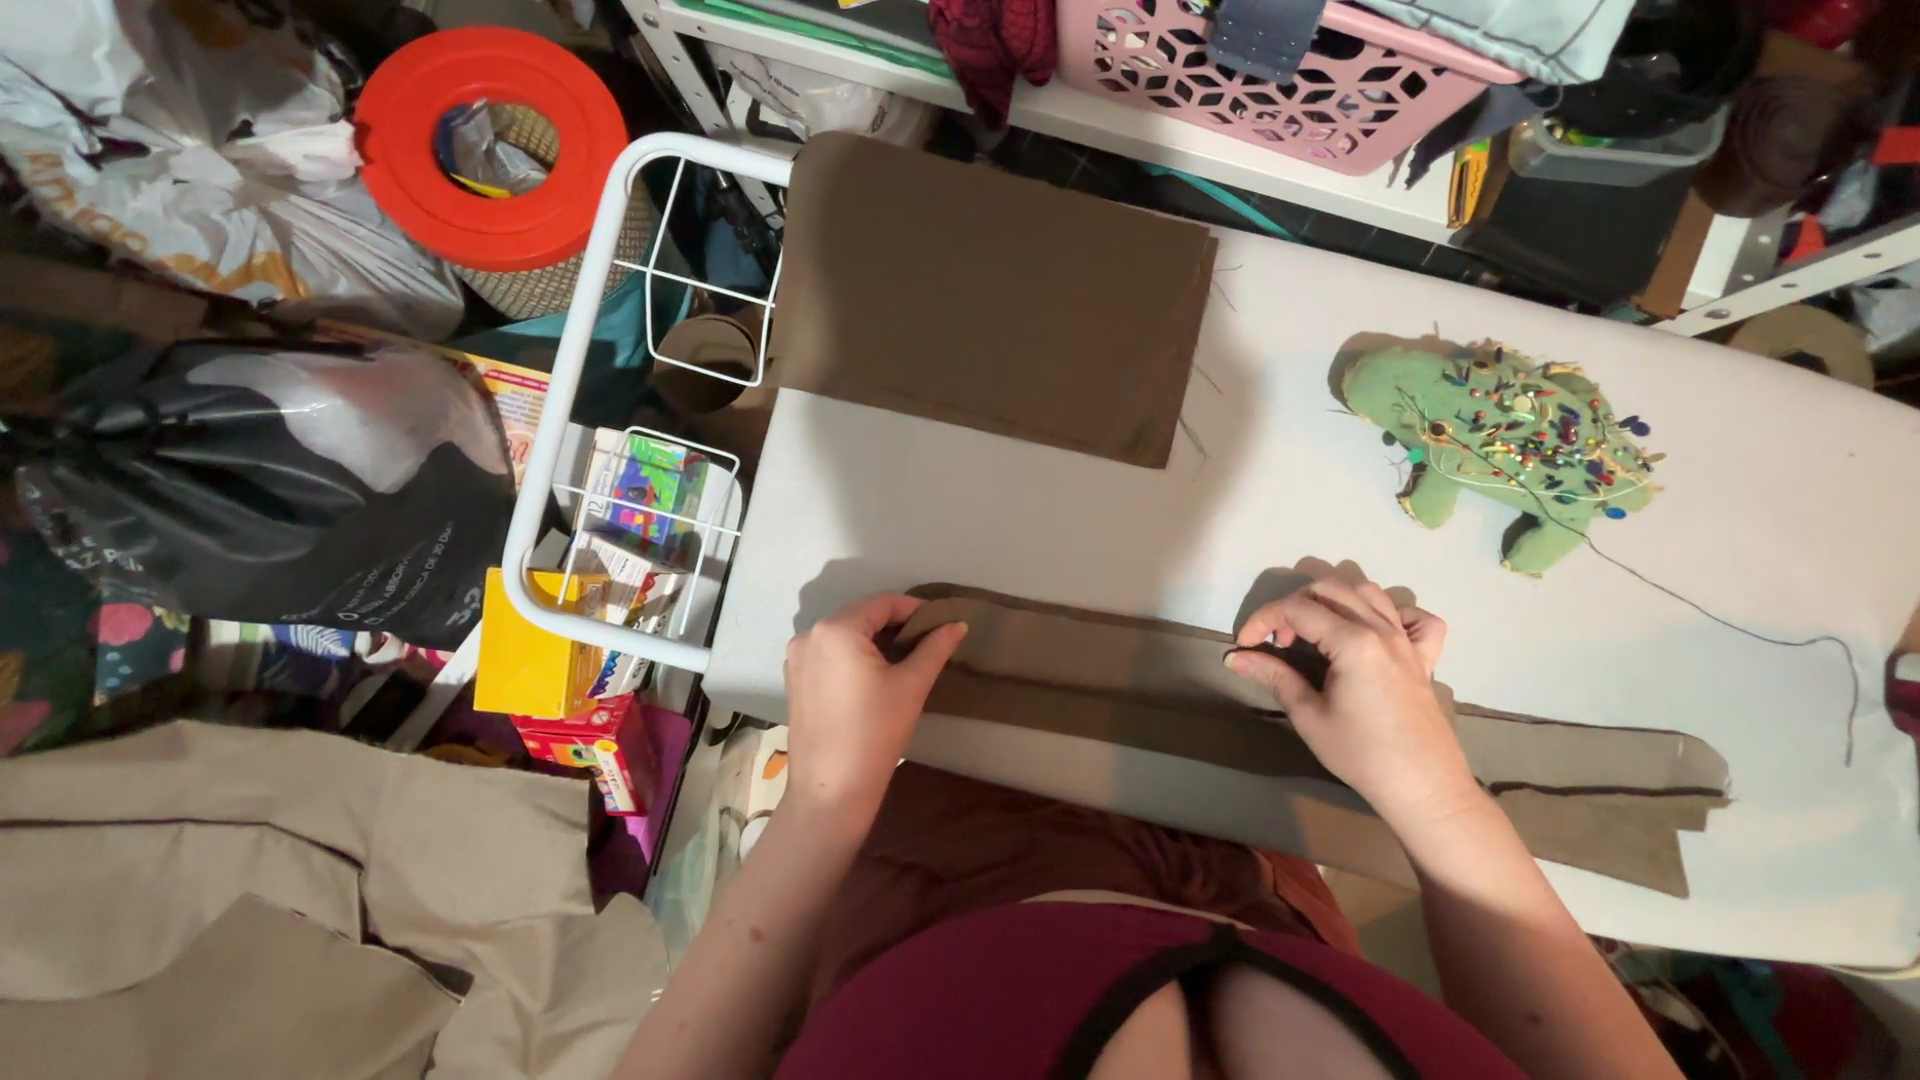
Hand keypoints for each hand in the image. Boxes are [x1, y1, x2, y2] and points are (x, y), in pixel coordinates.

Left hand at [784, 594, 967, 823]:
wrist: (832, 787)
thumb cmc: (875, 731)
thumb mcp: (911, 684)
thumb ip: (935, 647)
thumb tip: (958, 623)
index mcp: (836, 629)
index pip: (882, 603)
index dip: (915, 609)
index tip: (940, 623)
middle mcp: (809, 635)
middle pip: (860, 616)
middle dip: (894, 624)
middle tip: (926, 641)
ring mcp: (796, 658)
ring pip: (844, 634)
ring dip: (874, 639)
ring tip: (904, 658)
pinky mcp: (794, 679)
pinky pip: (829, 653)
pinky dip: (852, 655)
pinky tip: (873, 675)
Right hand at [1225, 577, 1480, 825]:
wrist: (1423, 788)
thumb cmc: (1360, 755)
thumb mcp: (1308, 716)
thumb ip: (1273, 676)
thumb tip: (1234, 657)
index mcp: (1353, 643)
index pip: (1297, 609)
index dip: (1263, 619)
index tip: (1245, 644)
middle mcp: (1382, 630)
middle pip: (1330, 589)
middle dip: (1294, 606)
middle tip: (1280, 642)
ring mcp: (1408, 641)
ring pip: (1369, 593)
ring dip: (1334, 601)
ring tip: (1317, 632)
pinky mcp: (1426, 658)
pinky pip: (1416, 618)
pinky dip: (1393, 614)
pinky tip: (1374, 632)